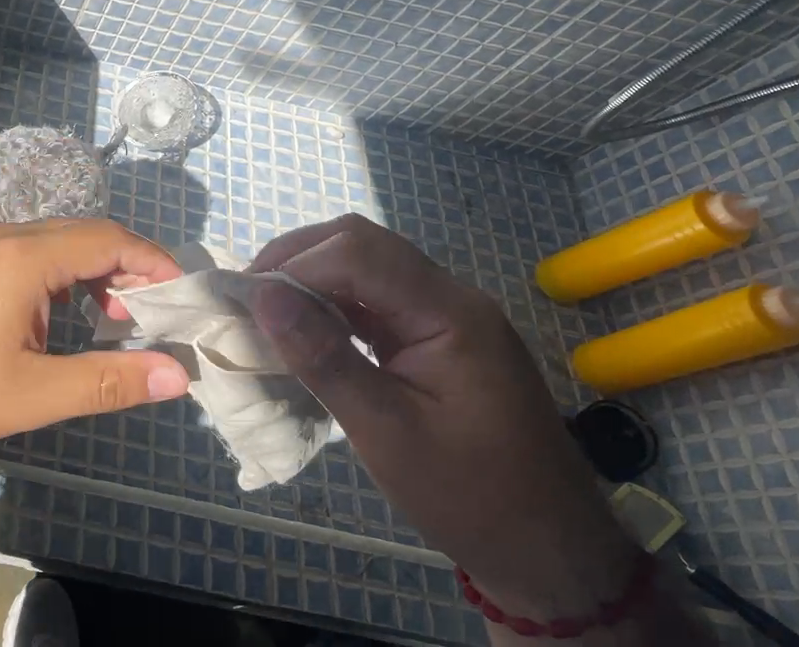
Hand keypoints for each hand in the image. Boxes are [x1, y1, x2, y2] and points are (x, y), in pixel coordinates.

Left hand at [0, 218, 193, 448]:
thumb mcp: (33, 392)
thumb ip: (107, 380)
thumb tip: (176, 375)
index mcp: (25, 256)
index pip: (110, 238)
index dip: (154, 262)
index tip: (182, 296)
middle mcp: (4, 237)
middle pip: (84, 234)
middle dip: (128, 267)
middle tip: (155, 313)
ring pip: (56, 243)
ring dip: (93, 272)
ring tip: (114, 320)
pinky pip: (29, 254)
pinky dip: (61, 277)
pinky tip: (60, 319)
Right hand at [246, 215, 642, 619]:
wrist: (550, 555)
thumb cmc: (469, 497)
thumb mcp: (386, 432)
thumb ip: (324, 357)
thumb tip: (263, 295)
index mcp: (450, 314)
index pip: (359, 252)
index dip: (296, 264)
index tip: (248, 301)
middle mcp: (452, 300)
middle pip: (363, 245)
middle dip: (298, 260)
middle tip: (250, 298)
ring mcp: (448, 318)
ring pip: (368, 268)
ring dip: (312, 280)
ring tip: (266, 312)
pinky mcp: (439, 341)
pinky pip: (378, 301)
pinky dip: (334, 306)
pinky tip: (305, 331)